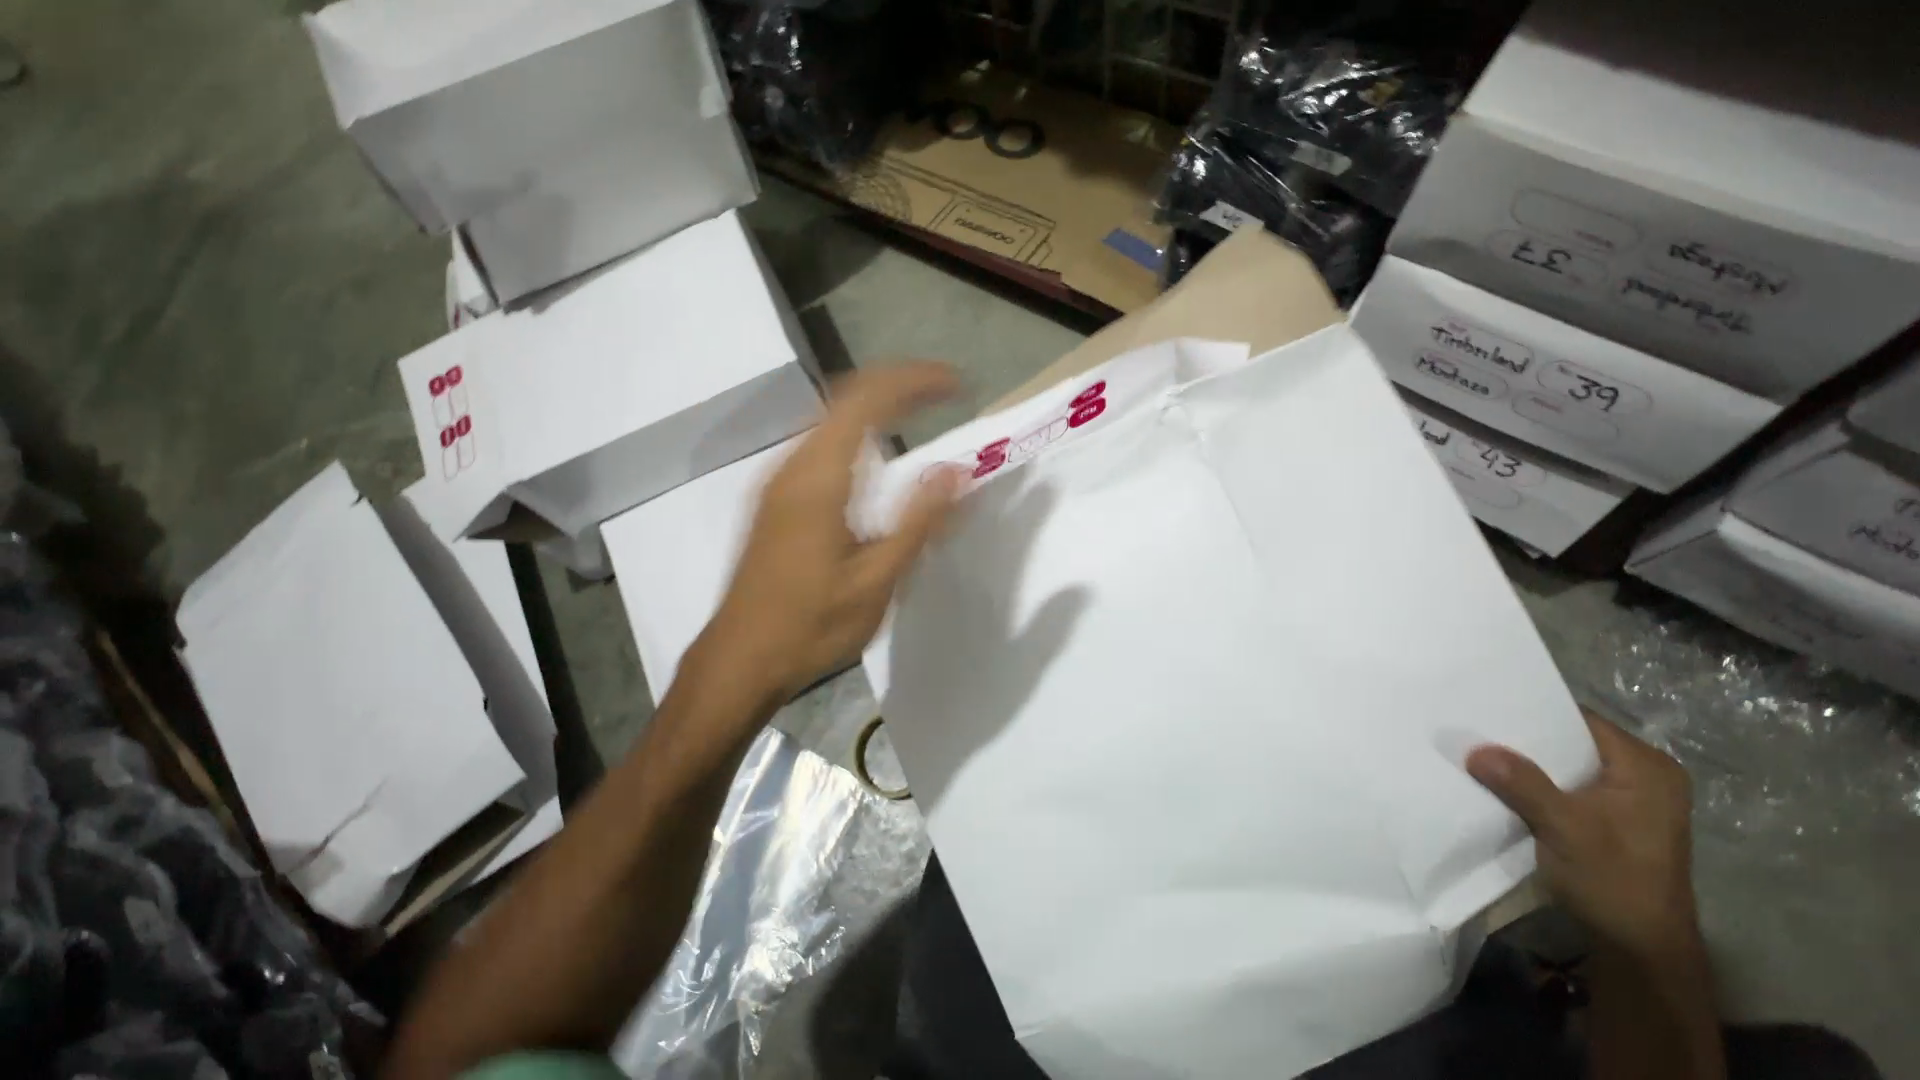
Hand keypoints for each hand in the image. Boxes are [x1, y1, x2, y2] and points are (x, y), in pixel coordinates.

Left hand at [704, 363, 962, 703]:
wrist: (739, 660)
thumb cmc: (810, 626)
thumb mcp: (876, 581)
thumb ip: (918, 522)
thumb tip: (956, 468)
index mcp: (818, 478)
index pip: (867, 398)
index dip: (914, 381)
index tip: (957, 384)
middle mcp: (792, 466)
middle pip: (845, 397)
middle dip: (898, 385)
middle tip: (945, 393)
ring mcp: (776, 483)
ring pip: (829, 419)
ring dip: (875, 405)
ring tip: (919, 412)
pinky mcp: (773, 502)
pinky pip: (818, 444)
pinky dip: (855, 431)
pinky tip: (875, 458)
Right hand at [1468, 710, 1697, 957]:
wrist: (1642, 947)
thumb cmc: (1613, 881)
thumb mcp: (1564, 829)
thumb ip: (1522, 784)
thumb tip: (1475, 749)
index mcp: (1647, 767)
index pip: (1581, 721)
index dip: (1534, 713)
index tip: (1486, 709)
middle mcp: (1647, 775)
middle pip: (1575, 741)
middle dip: (1527, 741)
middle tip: (1476, 731)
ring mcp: (1635, 799)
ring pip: (1571, 766)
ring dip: (1533, 766)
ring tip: (1485, 755)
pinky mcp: (1619, 819)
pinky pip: (1574, 787)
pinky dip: (1544, 786)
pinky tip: (1509, 787)